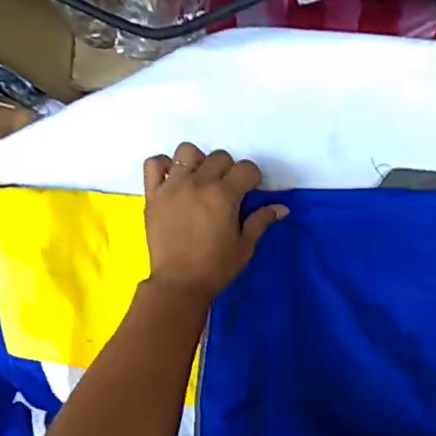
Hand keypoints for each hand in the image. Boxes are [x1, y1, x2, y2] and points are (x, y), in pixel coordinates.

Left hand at [141, 142, 286, 298]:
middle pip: (219, 157)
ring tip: (200, 180)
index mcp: (223, 195)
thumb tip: (282, 208)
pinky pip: (154, 164)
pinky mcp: (153, 195)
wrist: (179, 283)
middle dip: (229, 170)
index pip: (246, 168)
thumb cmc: (216, 267)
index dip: (253, 178)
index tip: (251, 192)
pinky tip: (174, 180)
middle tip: (228, 190)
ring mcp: (172, 186)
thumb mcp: (245, 246)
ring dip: (198, 161)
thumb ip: (261, 221)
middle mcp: (198, 183)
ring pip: (187, 152)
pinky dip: (164, 165)